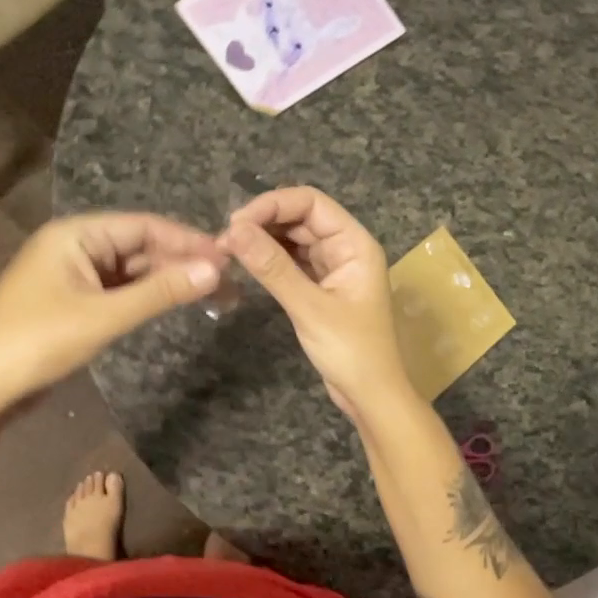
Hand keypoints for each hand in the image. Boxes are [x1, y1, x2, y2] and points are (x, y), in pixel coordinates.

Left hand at [0, 214, 223, 403]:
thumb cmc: (38, 342)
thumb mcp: (105, 316)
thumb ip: (161, 292)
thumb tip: (216, 271)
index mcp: (75, 235)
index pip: (144, 226)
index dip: (188, 240)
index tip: (228, 258)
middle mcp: (75, 246)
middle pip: (140, 245)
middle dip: (182, 261)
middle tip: (229, 281)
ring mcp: (74, 275)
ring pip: (133, 269)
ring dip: (168, 280)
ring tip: (213, 293)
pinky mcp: (75, 301)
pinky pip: (121, 289)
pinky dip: (148, 296)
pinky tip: (176, 304)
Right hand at [220, 187, 412, 414]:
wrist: (372, 395)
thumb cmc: (350, 351)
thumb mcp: (309, 307)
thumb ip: (272, 267)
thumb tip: (234, 230)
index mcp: (356, 245)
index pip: (312, 203)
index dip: (273, 204)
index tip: (236, 222)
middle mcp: (347, 249)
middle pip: (302, 218)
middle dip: (264, 221)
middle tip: (226, 239)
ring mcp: (336, 269)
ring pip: (296, 240)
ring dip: (265, 240)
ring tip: (230, 250)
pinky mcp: (324, 289)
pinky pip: (295, 263)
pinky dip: (273, 261)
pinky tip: (248, 264)